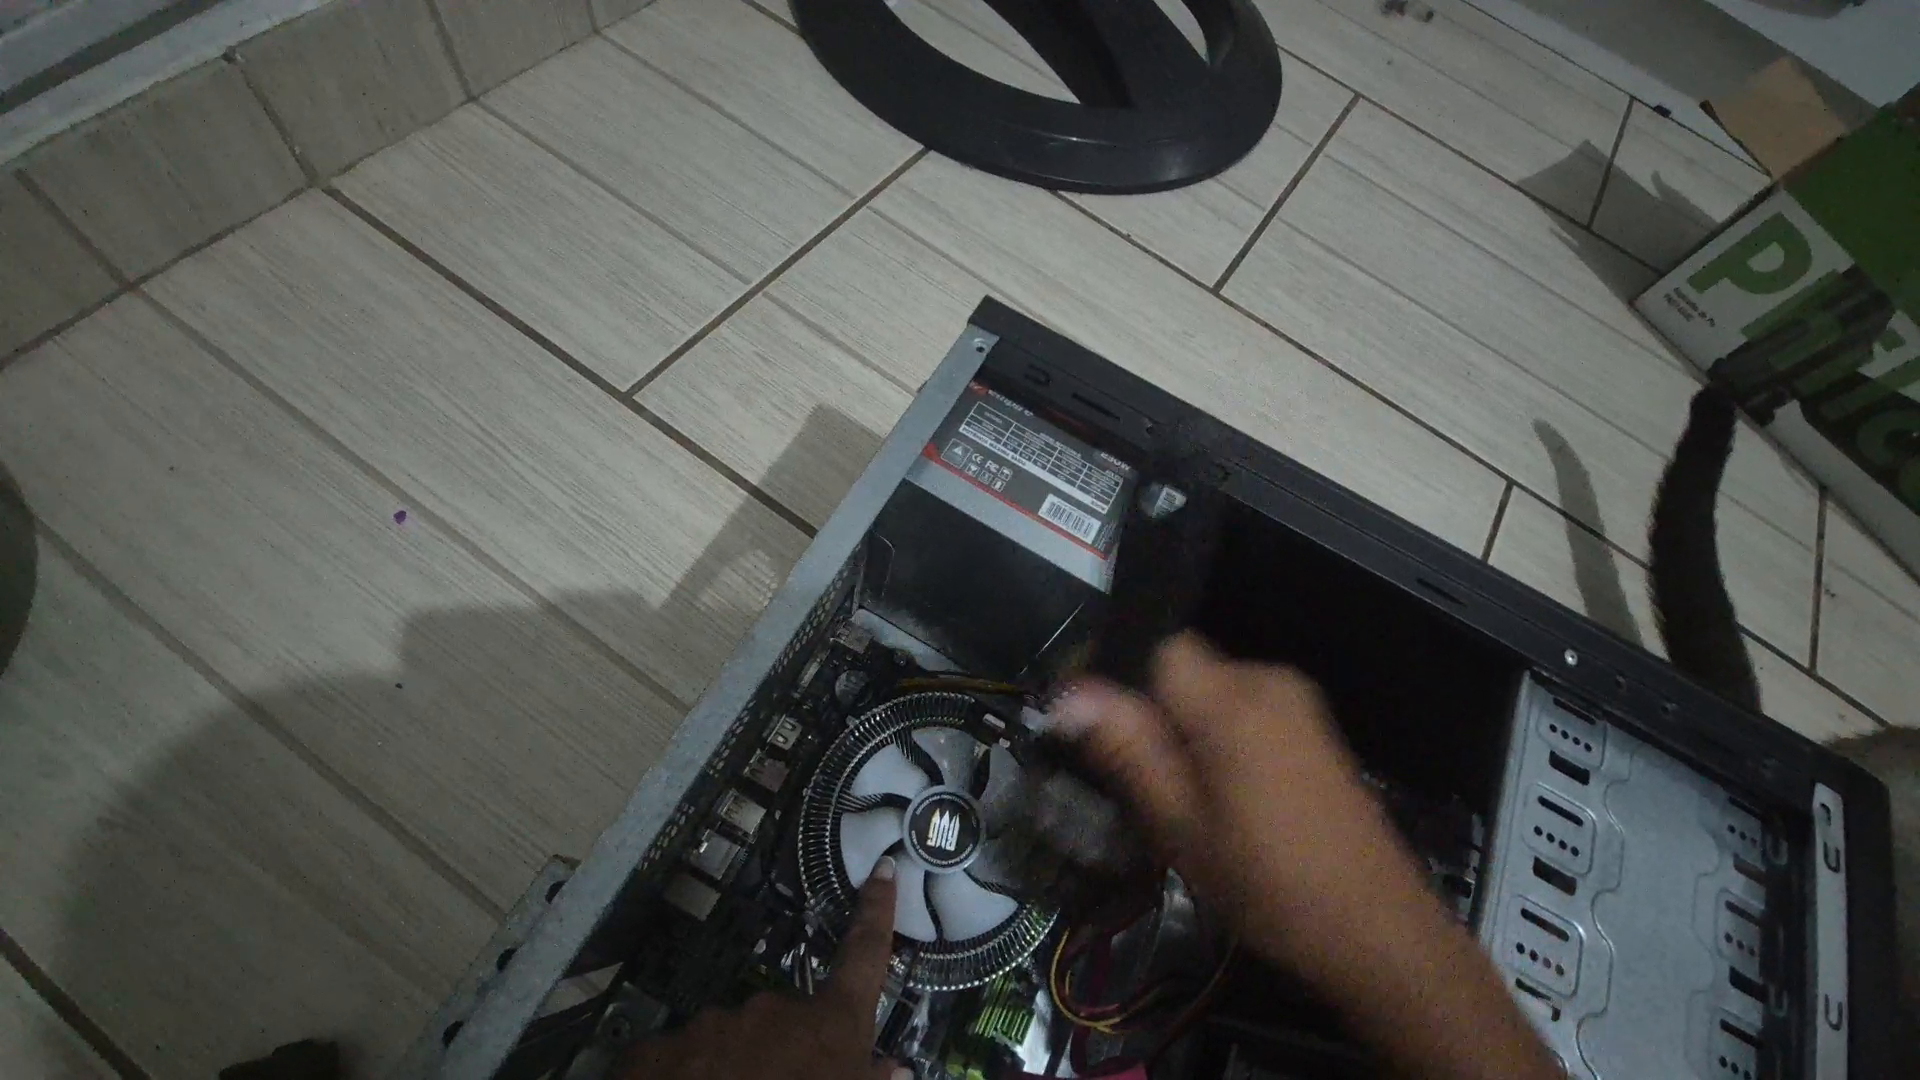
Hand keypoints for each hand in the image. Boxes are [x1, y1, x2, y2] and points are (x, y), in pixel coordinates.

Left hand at [619, 859, 906, 1079]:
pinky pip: (682, 1059)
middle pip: (788, 1017)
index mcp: (830, 1023)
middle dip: (786, 1049)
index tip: (884, 868)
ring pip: (734, 1039)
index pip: (864, 953)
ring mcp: (719, 1022)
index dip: (876, 910)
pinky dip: (686, 1077)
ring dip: (736, 1067)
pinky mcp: (664, 1047)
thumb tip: (900, 1070)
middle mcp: (776, 1008)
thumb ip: (870, 1079)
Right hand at [1048, 632, 1430, 977]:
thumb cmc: (1270, 885)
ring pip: (1210, 692)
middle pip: (1182, 671)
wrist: (1381, 934)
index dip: (1118, 677)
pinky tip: (1231, 797)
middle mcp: (1268, 683)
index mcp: (1231, 702)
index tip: (1097, 727)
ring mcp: (1298, 704)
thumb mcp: (1181, 825)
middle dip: (1153, 715)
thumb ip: (1126, 749)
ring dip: (1186, 730)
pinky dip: (1221, 737)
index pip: (1156, 645)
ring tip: (1189, 800)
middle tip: (1147, 785)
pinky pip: (1243, 709)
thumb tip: (1070, 695)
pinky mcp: (1314, 727)